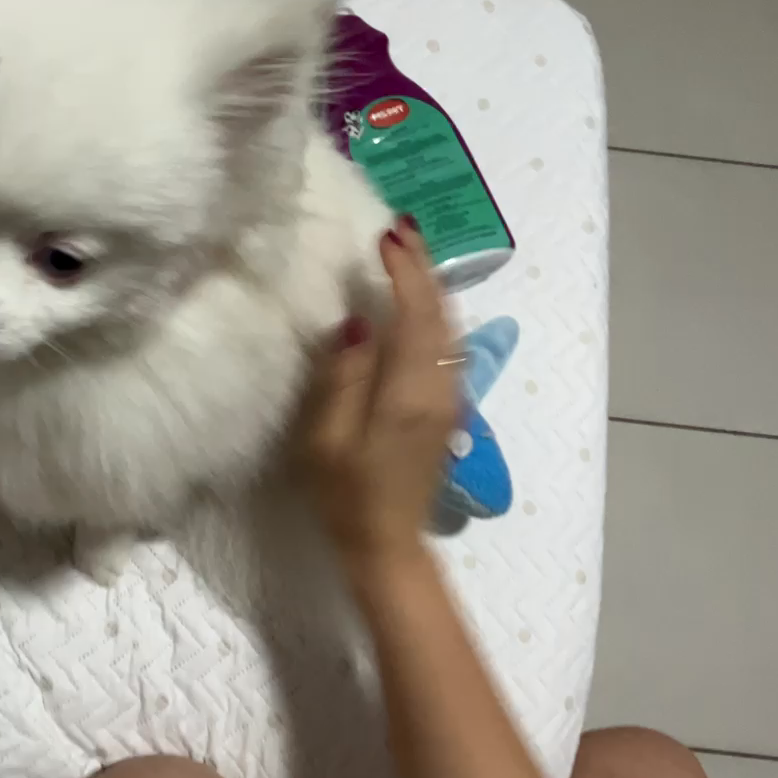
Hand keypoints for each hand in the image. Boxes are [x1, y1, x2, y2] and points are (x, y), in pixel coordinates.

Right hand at [300, 221, 461, 568]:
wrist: (387, 544)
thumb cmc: (345, 496)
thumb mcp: (327, 440)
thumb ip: (343, 379)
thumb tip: (356, 324)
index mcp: (408, 393)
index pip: (415, 314)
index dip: (404, 272)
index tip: (384, 237)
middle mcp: (440, 389)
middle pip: (442, 315)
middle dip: (424, 269)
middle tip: (401, 233)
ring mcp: (449, 401)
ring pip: (451, 331)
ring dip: (433, 291)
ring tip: (409, 260)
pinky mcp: (446, 412)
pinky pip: (448, 349)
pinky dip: (435, 318)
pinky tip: (418, 311)